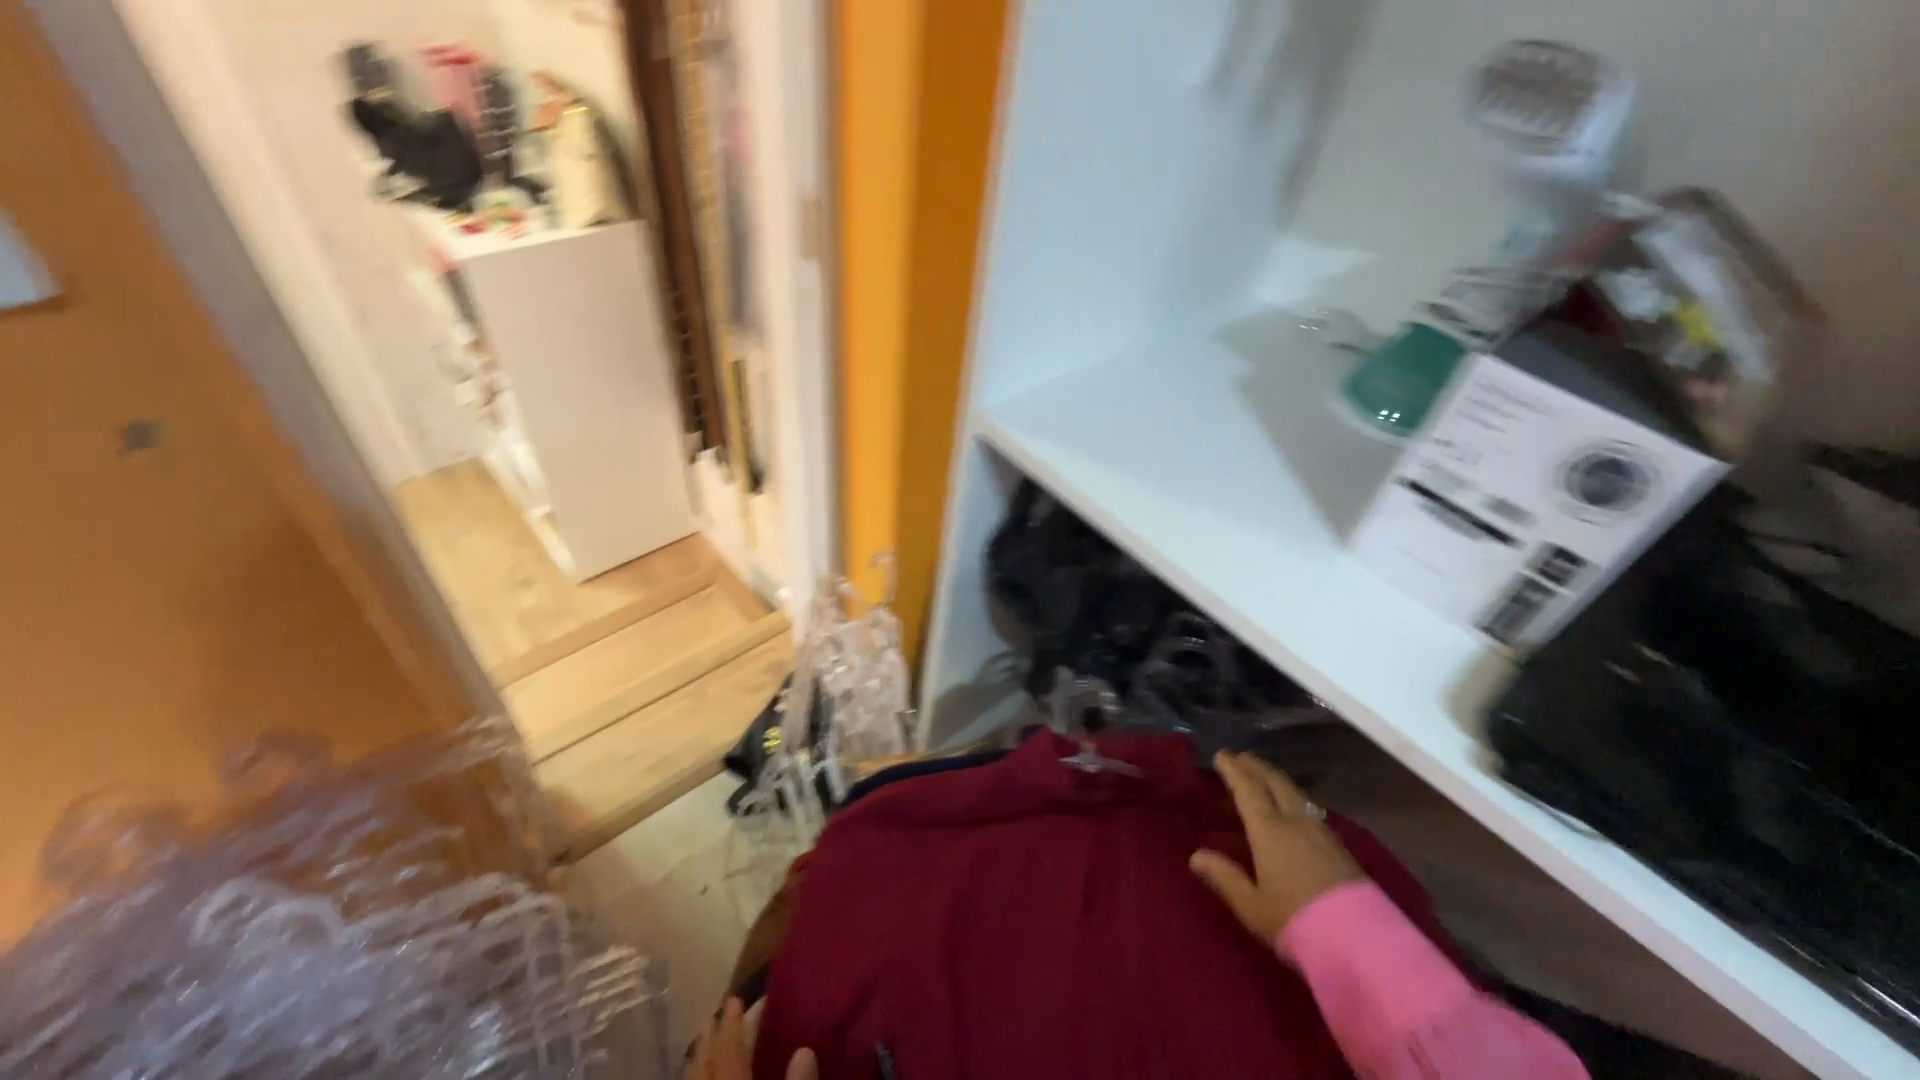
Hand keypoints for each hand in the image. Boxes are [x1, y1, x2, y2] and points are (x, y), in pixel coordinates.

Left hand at [691, 997, 817, 1079]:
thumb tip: (805, 1050)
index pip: (729, 1052)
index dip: (732, 1025)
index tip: (734, 999)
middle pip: (706, 1063)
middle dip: (711, 1037)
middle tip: (716, 1013)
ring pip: (696, 1078)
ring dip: (702, 1056)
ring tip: (708, 1039)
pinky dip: (701, 1077)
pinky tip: (708, 1075)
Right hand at [1191, 751, 1364, 942]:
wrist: (1359, 940)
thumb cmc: (1295, 920)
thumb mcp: (1251, 905)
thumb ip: (1224, 877)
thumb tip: (1196, 855)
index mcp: (1269, 831)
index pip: (1248, 790)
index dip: (1234, 771)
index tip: (1222, 754)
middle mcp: (1296, 822)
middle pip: (1275, 783)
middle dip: (1257, 767)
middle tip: (1243, 757)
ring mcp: (1321, 832)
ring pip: (1296, 793)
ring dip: (1277, 779)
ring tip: (1266, 775)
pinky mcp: (1340, 847)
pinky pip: (1310, 808)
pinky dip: (1294, 797)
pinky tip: (1296, 807)